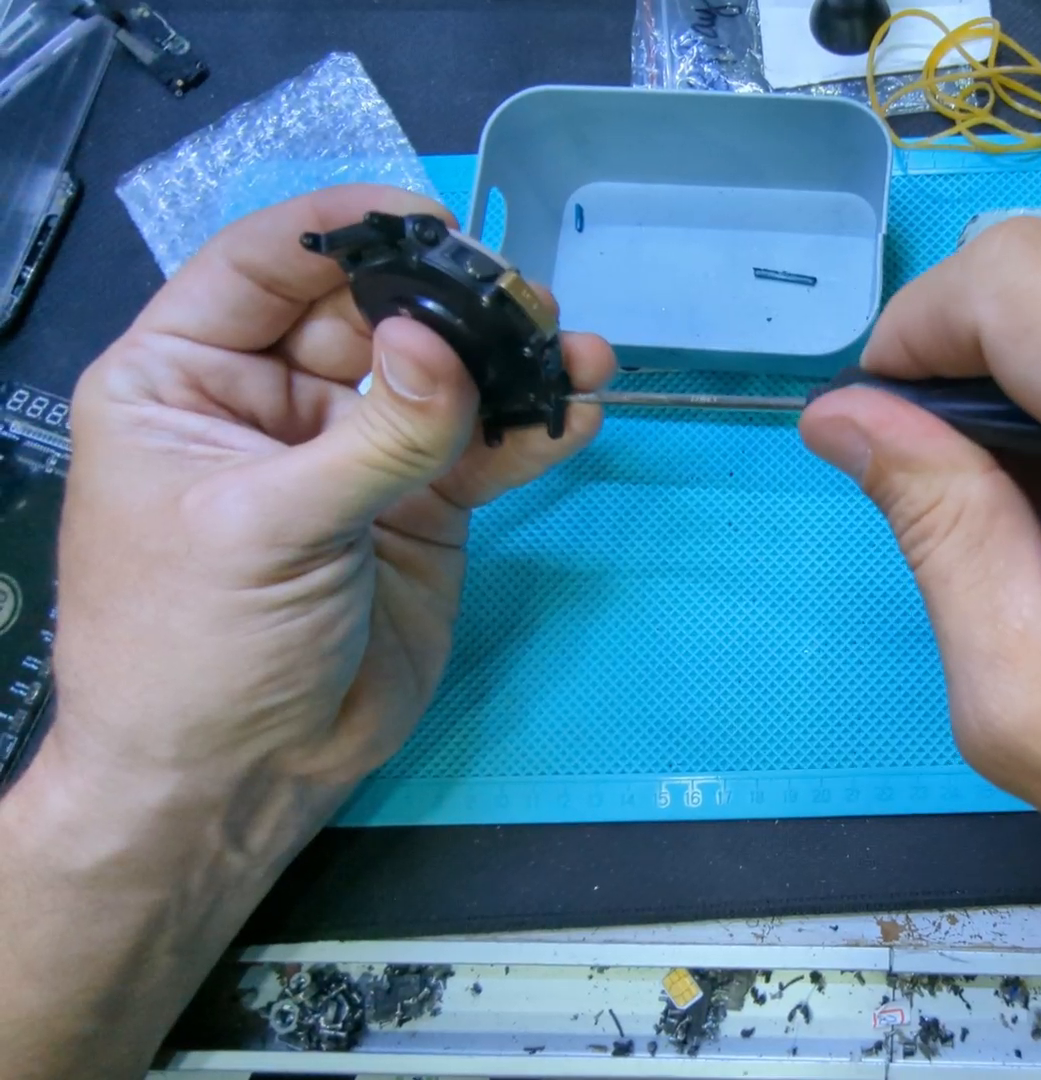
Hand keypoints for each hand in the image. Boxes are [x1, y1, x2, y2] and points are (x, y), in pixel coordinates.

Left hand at [49, 185, 612, 821]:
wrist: (259, 764)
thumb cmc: (205, 641)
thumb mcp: (273, 527)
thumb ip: (374, 436)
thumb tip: (444, 346)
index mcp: (193, 383)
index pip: (263, 273)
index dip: (341, 233)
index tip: (429, 219)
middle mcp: (287, 406)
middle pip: (382, 325)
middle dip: (457, 306)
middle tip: (530, 300)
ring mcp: (369, 457)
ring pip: (452, 389)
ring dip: (517, 369)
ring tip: (581, 355)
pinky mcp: (433, 507)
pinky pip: (489, 454)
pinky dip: (533, 436)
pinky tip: (576, 417)